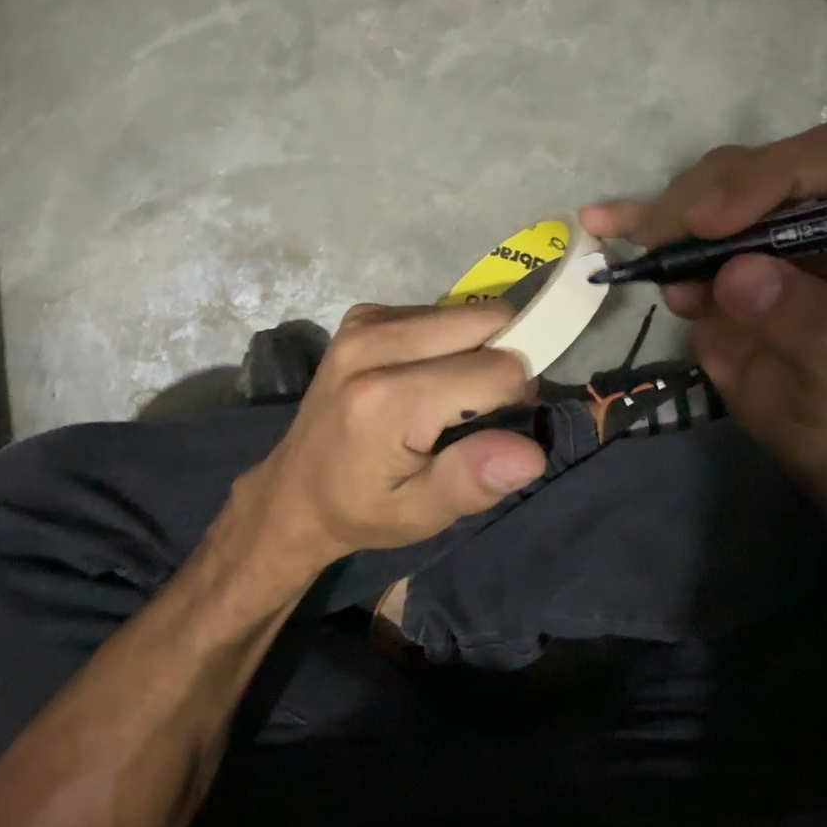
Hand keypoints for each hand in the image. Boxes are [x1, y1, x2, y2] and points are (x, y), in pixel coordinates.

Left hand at [228, 303, 545, 565]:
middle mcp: (373, 346)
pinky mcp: (363, 315)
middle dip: (502, 361)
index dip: (514, 398)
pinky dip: (449, 340)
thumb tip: (531, 451)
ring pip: (465, 312)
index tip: (493, 431)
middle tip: (478, 411)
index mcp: (388, 400)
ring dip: (476, 349)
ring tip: (449, 397)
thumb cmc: (363, 509)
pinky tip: (425, 377)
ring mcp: (364, 324)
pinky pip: (437, 312)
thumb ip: (471, 480)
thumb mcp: (420, 515)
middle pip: (487, 322)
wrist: (295, 491)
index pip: (499, 369)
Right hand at [581, 122, 826, 475]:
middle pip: (753, 166)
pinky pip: (669, 224)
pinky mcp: (709, 248)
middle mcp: (813, 207)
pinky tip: (599, 217)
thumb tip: (739, 273)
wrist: (802, 423)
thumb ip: (805, 324)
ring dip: (670, 225)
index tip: (714, 223)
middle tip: (668, 250)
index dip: (772, 174)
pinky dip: (632, 220)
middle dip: (704, 202)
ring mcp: (756, 224)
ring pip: (704, 188)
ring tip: (664, 280)